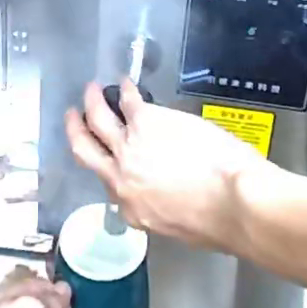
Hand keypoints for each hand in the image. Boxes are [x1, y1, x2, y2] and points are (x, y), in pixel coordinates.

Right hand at [63, 78, 277, 249]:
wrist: (233, 201)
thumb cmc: (219, 221)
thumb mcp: (179, 226)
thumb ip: (163, 208)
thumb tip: (167, 194)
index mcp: (133, 210)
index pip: (109, 185)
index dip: (109, 166)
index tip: (110, 155)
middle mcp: (121, 179)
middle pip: (86, 151)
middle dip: (76, 132)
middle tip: (73, 117)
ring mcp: (129, 147)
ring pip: (98, 120)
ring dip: (92, 102)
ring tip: (91, 90)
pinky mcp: (146, 121)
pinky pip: (128, 100)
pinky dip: (126, 89)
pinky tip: (126, 82)